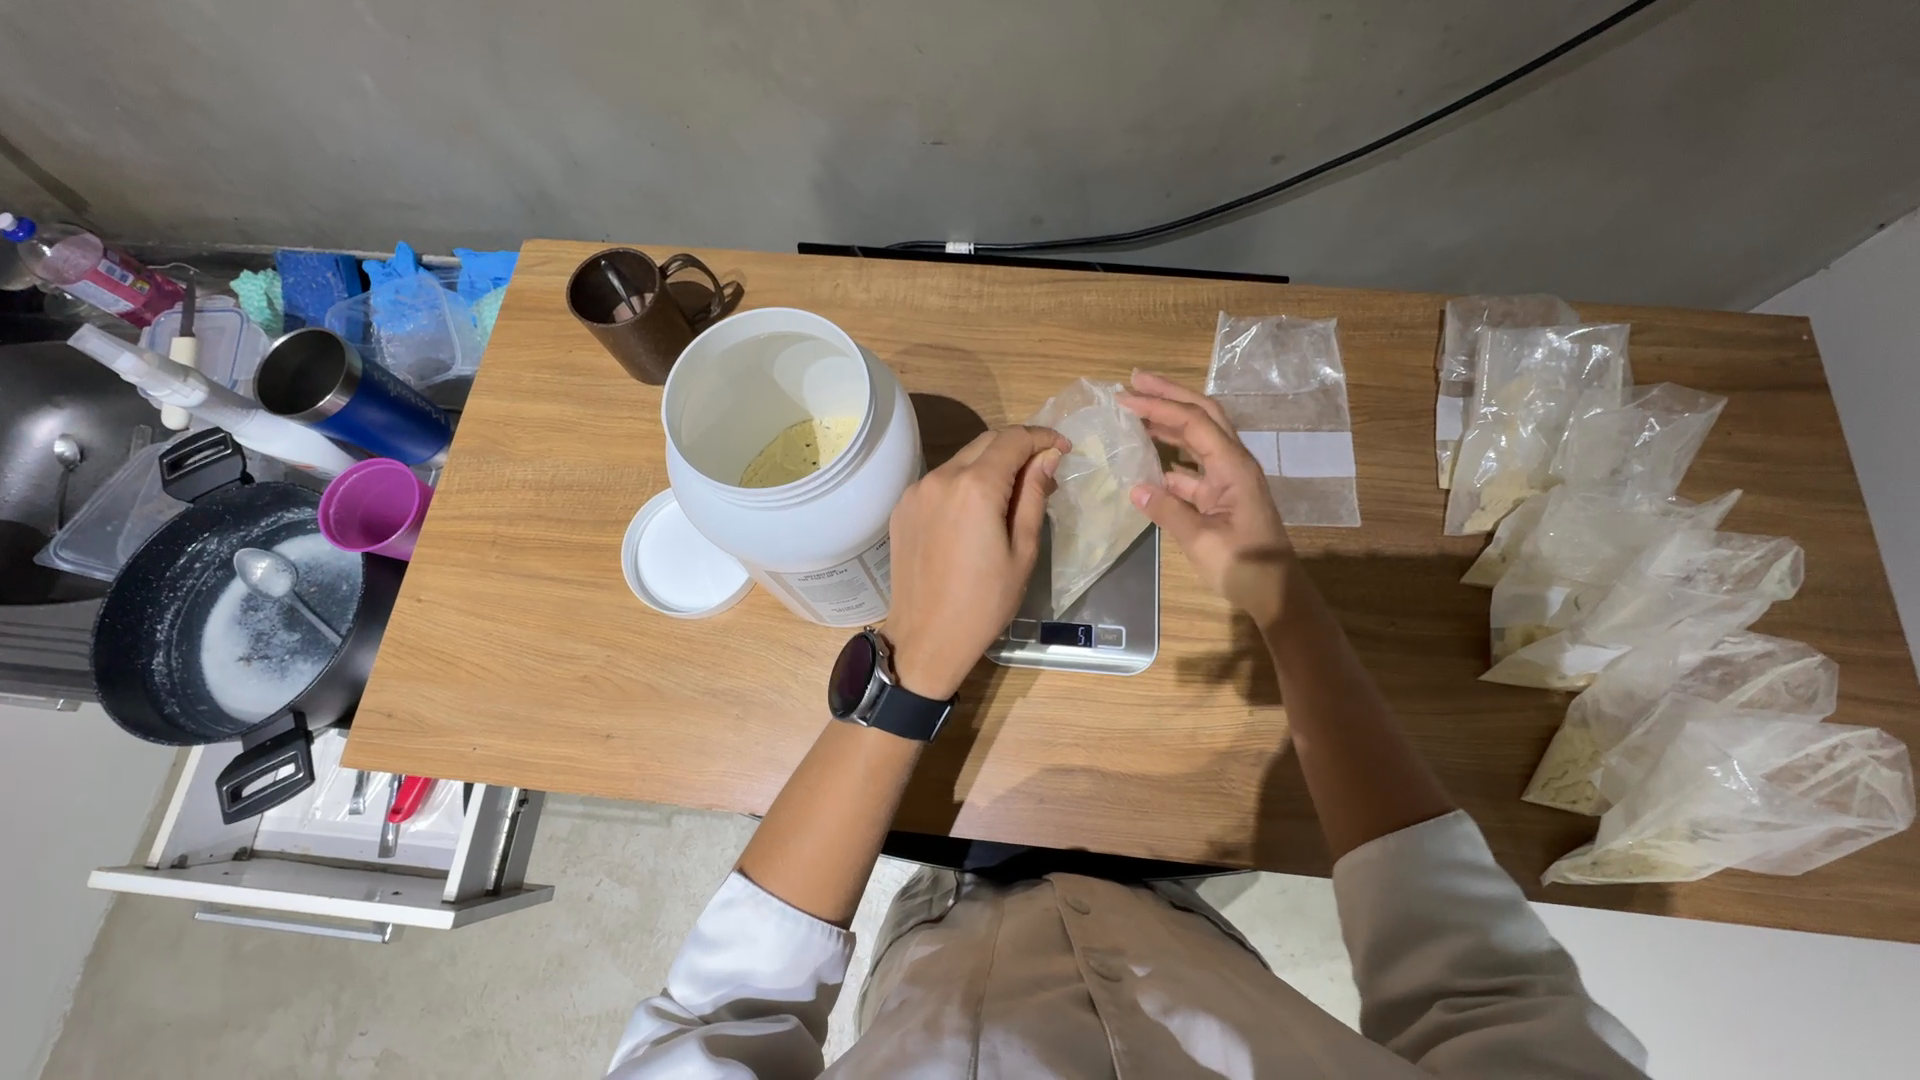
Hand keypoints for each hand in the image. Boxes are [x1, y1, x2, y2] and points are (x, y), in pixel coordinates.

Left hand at [884, 425, 1067, 698]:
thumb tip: (1047, 458)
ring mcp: (916, 492)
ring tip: (1011, 497)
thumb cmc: (984, 603)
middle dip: (1017, 448)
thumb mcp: (1022, 551)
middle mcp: (940, 478)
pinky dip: (964, 484)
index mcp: (975, 487)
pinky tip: (976, 513)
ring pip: (961, 460)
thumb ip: (1034, 497)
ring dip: (990, 466)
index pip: (1013, 440)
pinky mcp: (902, 509)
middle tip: (1043, 472)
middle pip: (986, 443)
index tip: (1063, 449)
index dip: (1042, 438)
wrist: (926, 639)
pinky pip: (940, 482)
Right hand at [1120, 370, 1295, 628]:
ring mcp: (1229, 478)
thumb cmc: (1243, 566)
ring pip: (1199, 436)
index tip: (1125, 398)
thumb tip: (1135, 487)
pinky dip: (1170, 454)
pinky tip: (1146, 457)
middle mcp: (1234, 463)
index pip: (1194, 423)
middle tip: (1134, 381)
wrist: (1275, 592)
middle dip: (1169, 395)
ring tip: (1137, 407)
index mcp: (1233, 467)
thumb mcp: (1202, 541)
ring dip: (1169, 420)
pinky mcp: (1222, 495)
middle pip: (1203, 415)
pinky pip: (1193, 464)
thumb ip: (1168, 511)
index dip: (1159, 407)